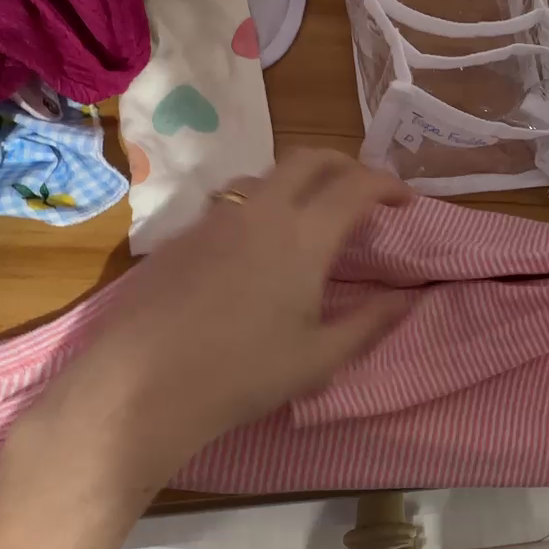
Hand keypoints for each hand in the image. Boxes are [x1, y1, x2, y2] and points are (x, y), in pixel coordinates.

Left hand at [29, 150, 412, 492]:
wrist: (139, 389)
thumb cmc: (244, 374)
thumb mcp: (323, 356)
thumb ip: (373, 321)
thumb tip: (409, 298)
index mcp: (304, 236)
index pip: (357, 185)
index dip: (389, 184)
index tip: (407, 202)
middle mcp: (260, 212)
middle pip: (310, 159)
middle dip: (347, 165)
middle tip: (366, 192)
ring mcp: (215, 220)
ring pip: (266, 175)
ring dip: (302, 182)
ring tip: (314, 216)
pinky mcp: (182, 238)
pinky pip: (231, 202)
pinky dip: (263, 205)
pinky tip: (260, 248)